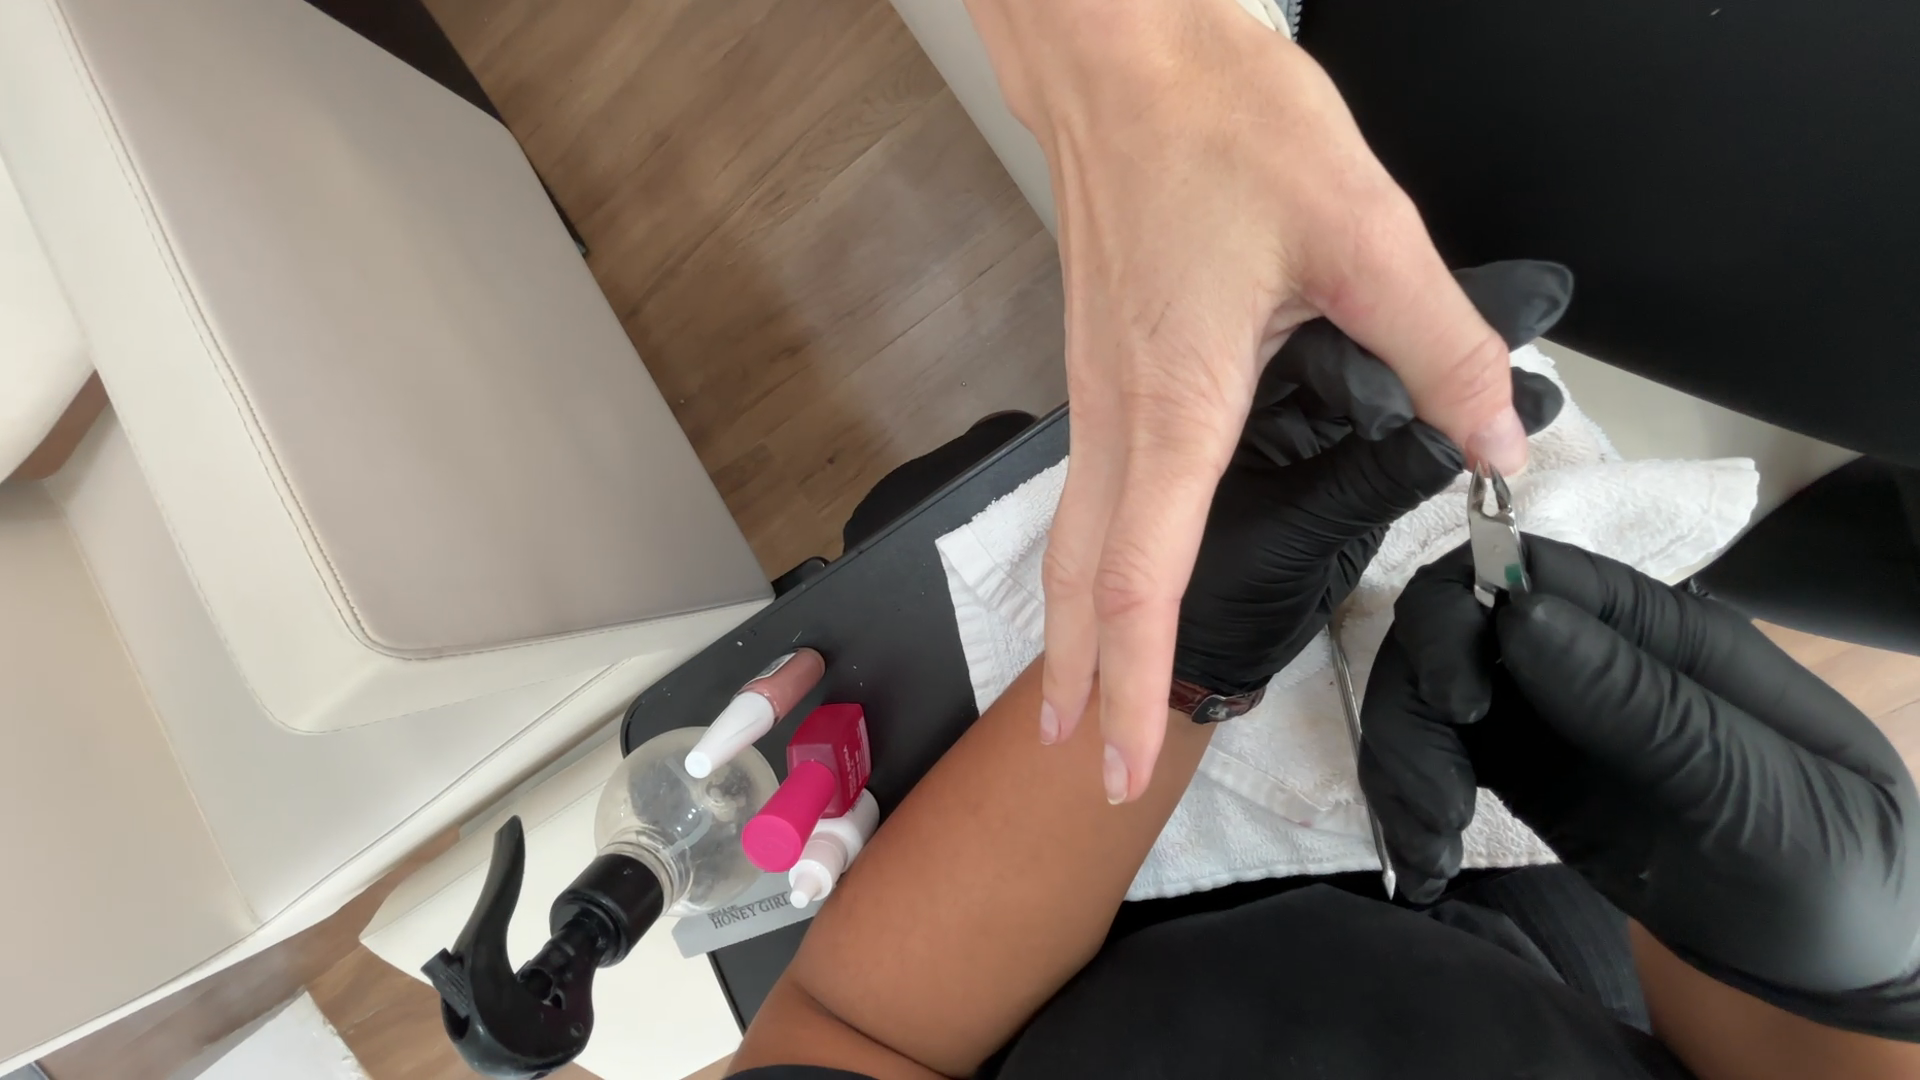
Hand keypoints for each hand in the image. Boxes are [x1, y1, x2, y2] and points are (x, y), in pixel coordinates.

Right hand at [965, 0, 1534, 800]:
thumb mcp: (1361, 227)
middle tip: (1075, 757)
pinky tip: (1105, 581)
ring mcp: (1094, 402)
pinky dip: (1086, 563)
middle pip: (1079, 580)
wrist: (1121, 72)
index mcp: (1173, 409)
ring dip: (1072, 627)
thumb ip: (1435, 347)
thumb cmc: (1220, 134)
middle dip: (1078, 678)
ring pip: (1070, 542)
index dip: (1130, 682)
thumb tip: (1500, 447)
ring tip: (1077, 693)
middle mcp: (1115, 424)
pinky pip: (1084, 496)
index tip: (1115, 759)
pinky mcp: (1096, 377)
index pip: (1138, 581)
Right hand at [1360, 537, 1919, 1033]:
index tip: (1454, 701)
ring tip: (1430, 843)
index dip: (1456, 611)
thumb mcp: (1757, 791)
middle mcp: (1571, 648)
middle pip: (1441, 629)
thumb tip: (1514, 608)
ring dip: (1402, 760)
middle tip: (1433, 799)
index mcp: (1649, 628)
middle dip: (1414, 705)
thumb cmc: (1828, 870)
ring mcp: (1528, 700)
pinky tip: (1426, 855)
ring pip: (1417, 691)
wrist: (1820, 958)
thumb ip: (1638, 697)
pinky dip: (1404, 795)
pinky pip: (1422, 748)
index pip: (1519, 568)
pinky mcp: (1498, 754)